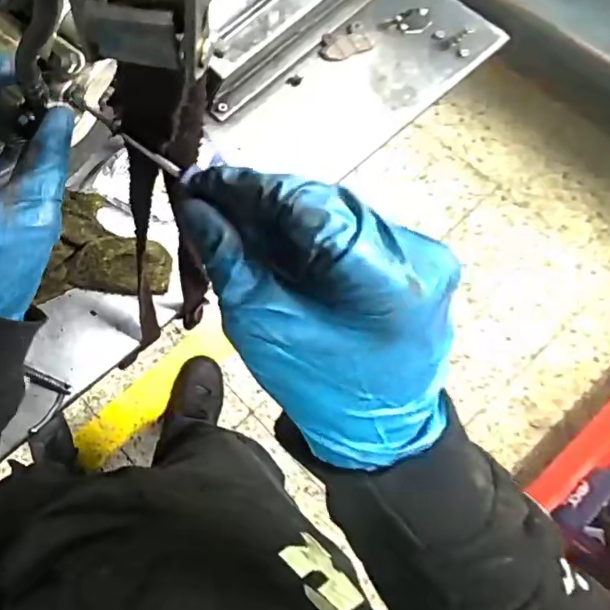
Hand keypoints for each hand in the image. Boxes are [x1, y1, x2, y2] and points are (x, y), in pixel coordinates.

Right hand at [174, 166, 460, 469]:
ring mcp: (417, 251)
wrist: (379, 431)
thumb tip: (193, 205)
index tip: (199, 179)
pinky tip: (262, 228)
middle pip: (316, 199)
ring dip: (273, 208)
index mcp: (380, 274)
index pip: (301, 202)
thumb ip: (226, 255)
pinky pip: (341, 223)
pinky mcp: (409, 255)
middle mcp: (411, 251)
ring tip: (225, 210)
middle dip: (255, 195)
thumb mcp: (258, 321)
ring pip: (327, 206)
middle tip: (204, 193)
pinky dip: (297, 224)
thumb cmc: (318, 386)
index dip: (243, 185)